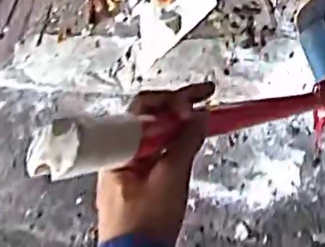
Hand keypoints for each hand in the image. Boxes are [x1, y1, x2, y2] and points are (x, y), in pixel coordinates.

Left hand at [96, 82, 213, 244]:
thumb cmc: (145, 227)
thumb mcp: (171, 177)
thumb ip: (186, 141)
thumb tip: (200, 117)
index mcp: (120, 147)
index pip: (145, 107)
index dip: (173, 99)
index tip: (197, 98)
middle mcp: (120, 153)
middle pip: (150, 116)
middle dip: (178, 106)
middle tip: (204, 97)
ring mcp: (128, 168)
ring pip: (155, 133)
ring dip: (178, 123)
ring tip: (201, 116)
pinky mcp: (138, 182)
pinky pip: (156, 150)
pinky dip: (174, 141)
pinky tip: (188, 140)